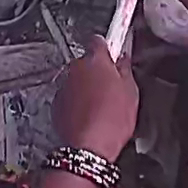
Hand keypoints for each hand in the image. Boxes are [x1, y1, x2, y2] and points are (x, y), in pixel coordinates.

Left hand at [53, 36, 138, 158]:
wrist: (89, 146)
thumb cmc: (111, 120)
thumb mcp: (130, 92)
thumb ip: (125, 69)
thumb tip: (123, 59)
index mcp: (96, 60)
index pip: (99, 41)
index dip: (108, 49)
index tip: (114, 55)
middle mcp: (76, 67)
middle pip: (88, 61)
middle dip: (98, 71)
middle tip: (112, 88)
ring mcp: (65, 83)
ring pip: (77, 78)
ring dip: (86, 86)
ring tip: (101, 106)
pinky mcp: (57, 101)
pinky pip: (69, 94)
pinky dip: (77, 101)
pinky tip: (89, 115)